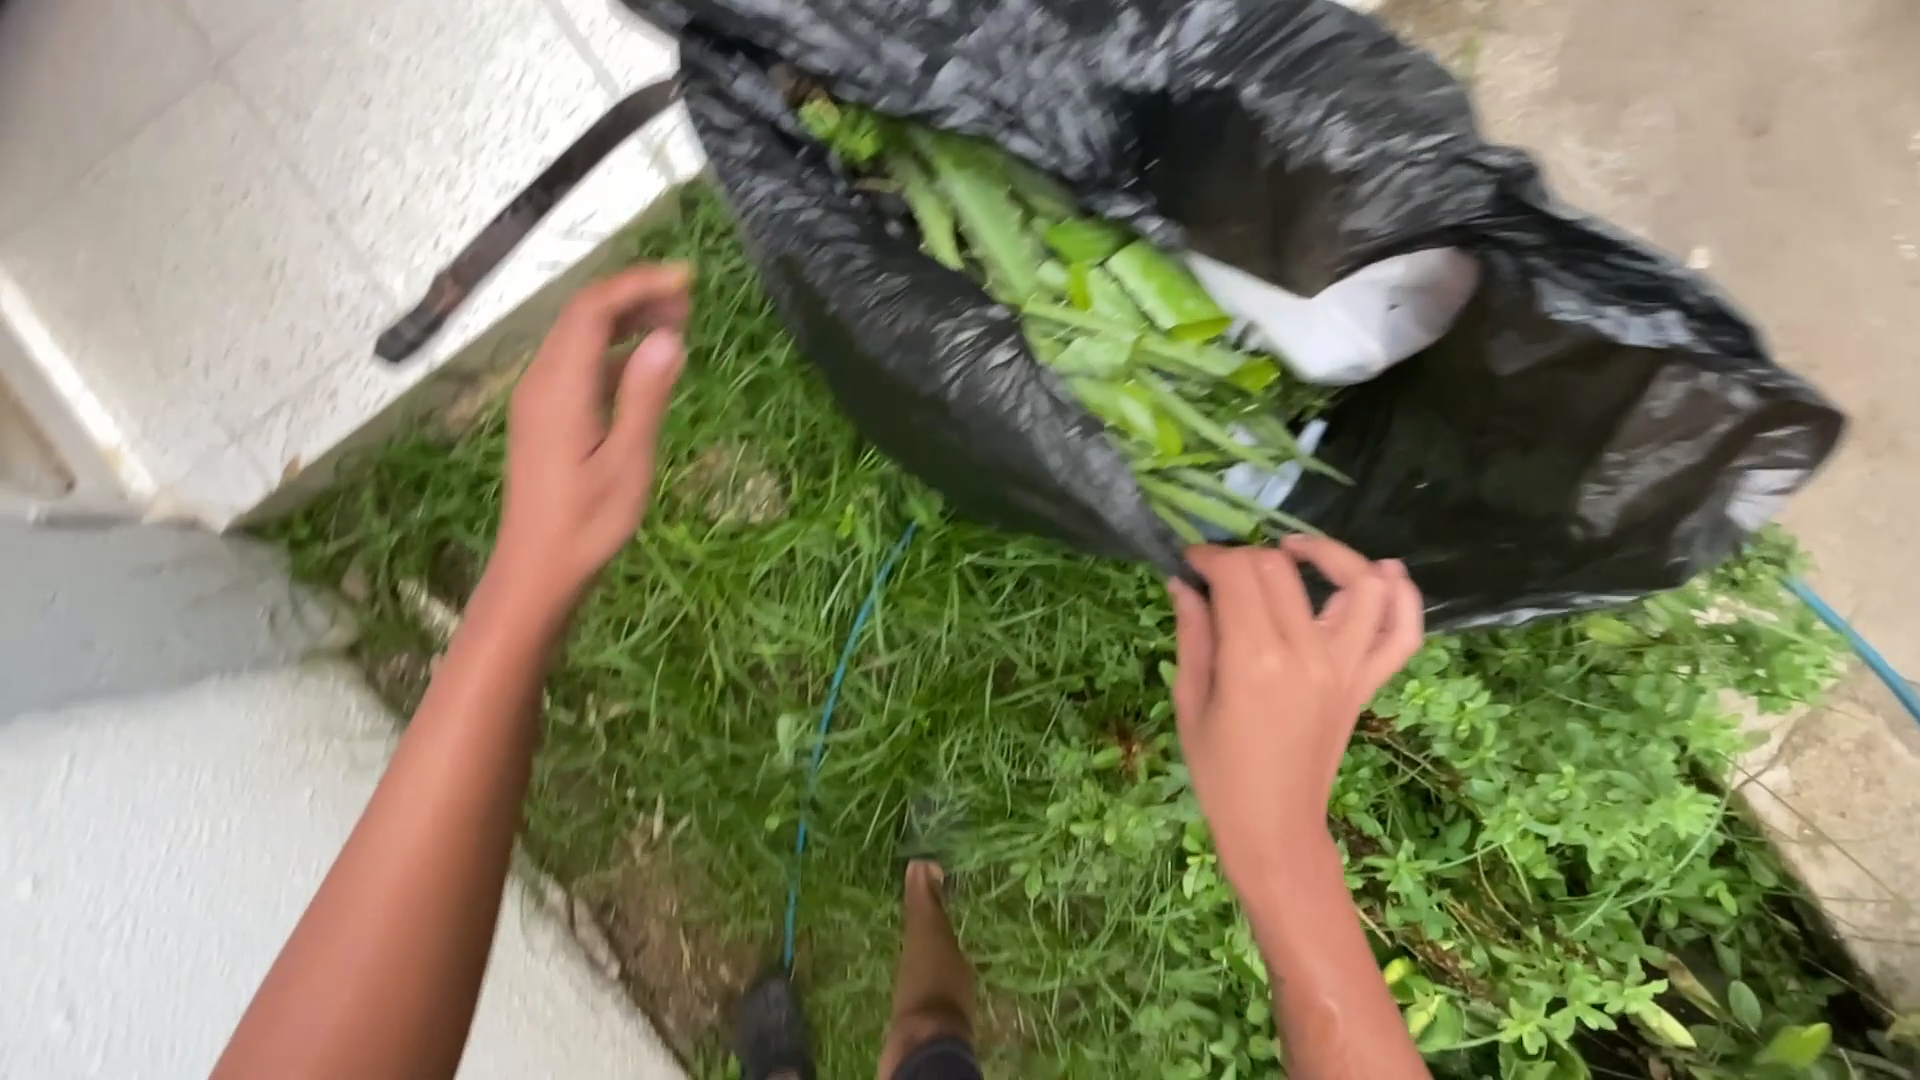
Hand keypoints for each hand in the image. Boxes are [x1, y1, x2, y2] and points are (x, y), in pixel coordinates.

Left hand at [491, 263, 690, 610]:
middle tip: (689, 301)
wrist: (537, 566)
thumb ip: (645, 396)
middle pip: (583, 315)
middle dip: (634, 297)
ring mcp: (540, 397)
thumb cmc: (588, 522)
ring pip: (580, 338)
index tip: (686, 280)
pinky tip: (645, 365)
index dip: (638, 285)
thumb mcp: (628, 461)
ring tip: (676, 325)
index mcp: (560, 387)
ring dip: (625, 322)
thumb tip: (668, 338)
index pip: (593, 310)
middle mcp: (542, 381)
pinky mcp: (546, 415)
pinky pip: (579, 364)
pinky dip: (615, 350)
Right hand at [1170, 537, 1423, 887]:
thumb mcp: (1191, 700)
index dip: (1210, 556)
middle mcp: (1307, 655)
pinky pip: (1402, 633)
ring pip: (1360, 585)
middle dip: (1245, 555)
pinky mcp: (1366, 684)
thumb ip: (1193, 634)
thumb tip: (1183, 583)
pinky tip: (1382, 573)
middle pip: (1283, 571)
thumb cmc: (1218, 770)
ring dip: (1329, 554)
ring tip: (1295, 552)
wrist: (1274, 825)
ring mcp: (1345, 669)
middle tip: (1221, 569)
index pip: (1238, 576)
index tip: (1190, 560)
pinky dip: (1403, 596)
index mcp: (1253, 661)